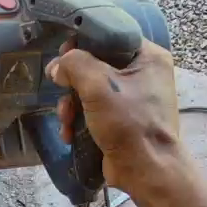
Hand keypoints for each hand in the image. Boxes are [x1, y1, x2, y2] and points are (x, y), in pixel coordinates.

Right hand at [46, 40, 189, 198]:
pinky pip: (93, 109)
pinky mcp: (122, 119)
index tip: (64, 55)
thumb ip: (74, 65)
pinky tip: (69, 133)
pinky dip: (78, 120)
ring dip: (71, 105)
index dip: (84, 43)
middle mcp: (143, 73)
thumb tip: (58, 67)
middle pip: (96, 64)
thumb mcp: (99, 86)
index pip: (110, 35)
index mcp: (148, 57)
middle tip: (60, 89)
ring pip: (90, 89)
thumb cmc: (129, 124)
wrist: (147, 171)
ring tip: (66, 120)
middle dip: (73, 82)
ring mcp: (133, 98)